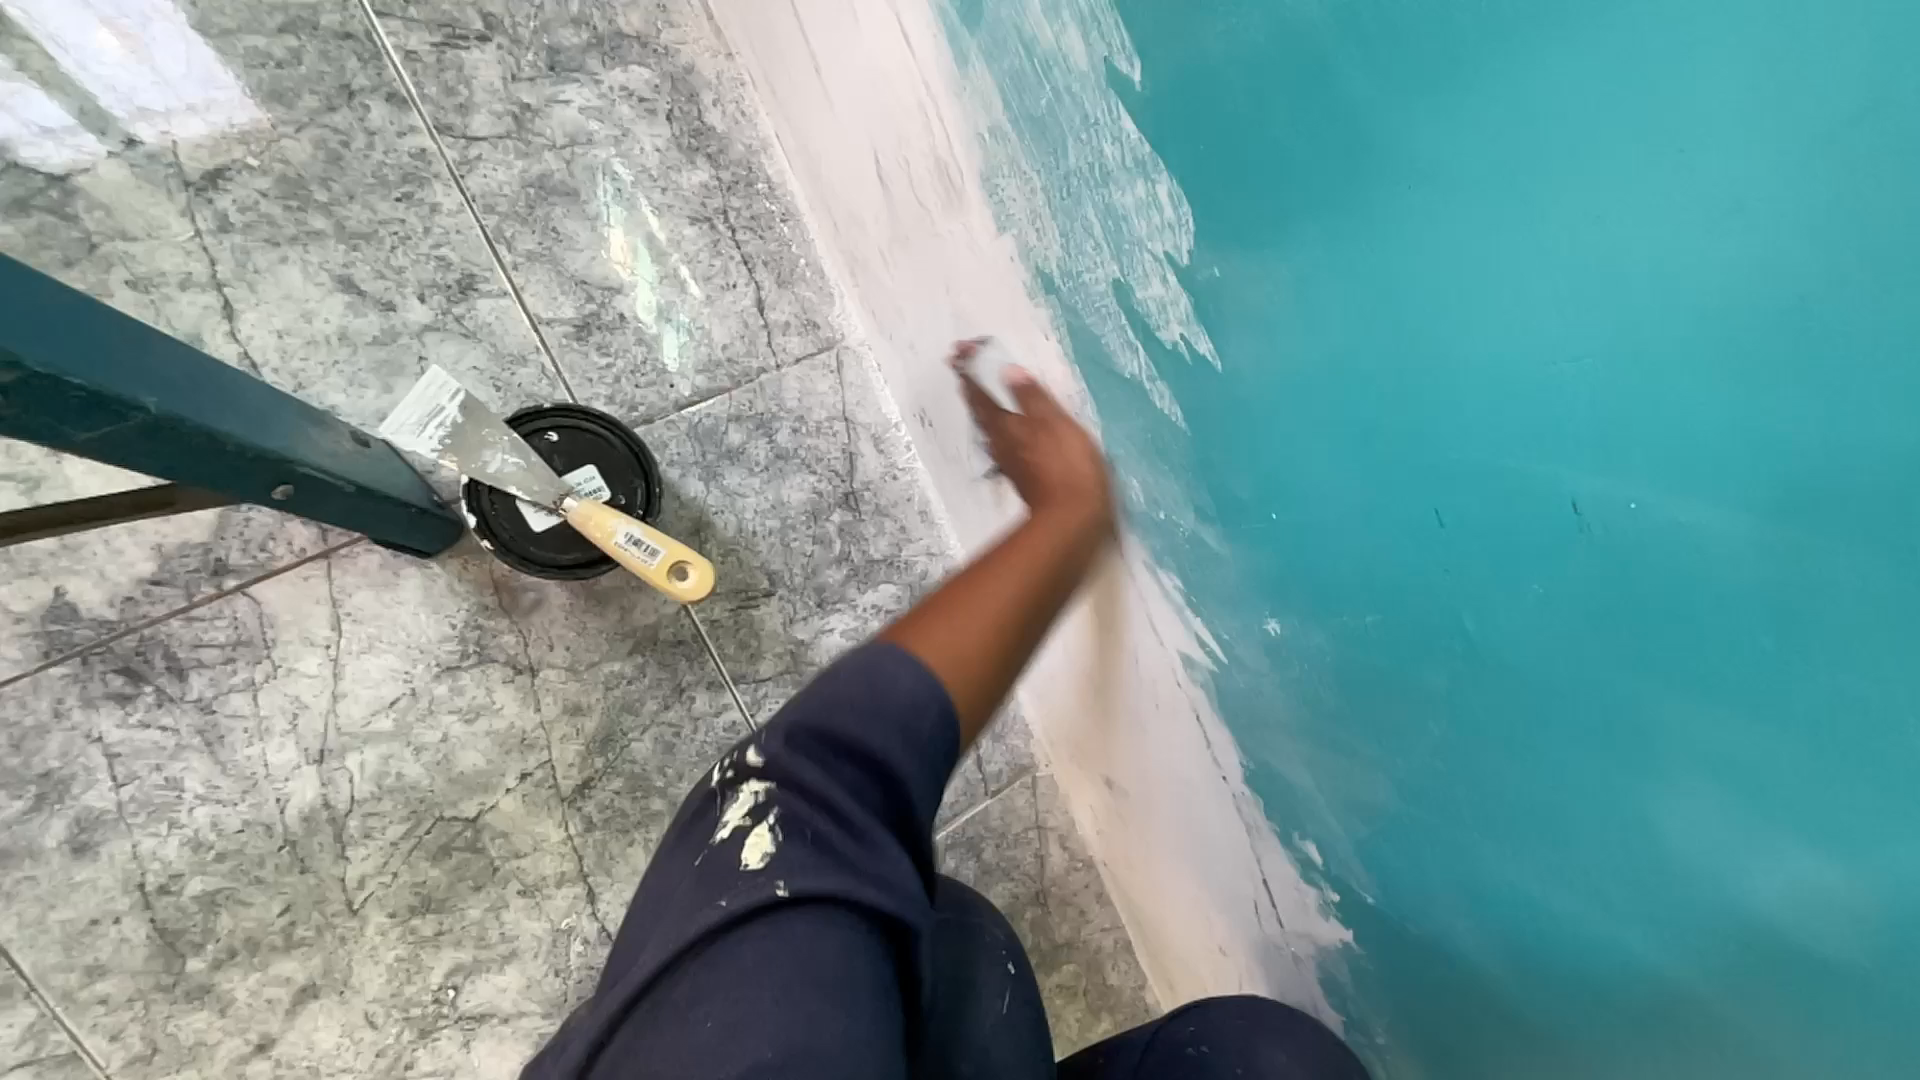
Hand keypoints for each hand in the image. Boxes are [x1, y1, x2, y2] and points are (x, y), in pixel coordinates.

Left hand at [952, 339, 1114, 537]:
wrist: (1072, 518)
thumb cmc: (1066, 466)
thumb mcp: (1053, 423)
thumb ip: (1031, 397)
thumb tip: (1007, 371)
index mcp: (1006, 425)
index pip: (981, 391)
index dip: (969, 369)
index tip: (958, 349)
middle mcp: (1000, 442)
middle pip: (979, 409)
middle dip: (970, 385)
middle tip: (960, 365)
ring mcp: (1009, 460)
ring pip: (987, 426)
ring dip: (981, 405)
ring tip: (978, 390)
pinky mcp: (1022, 474)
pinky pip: (1002, 439)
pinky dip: (998, 424)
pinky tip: (1004, 427)